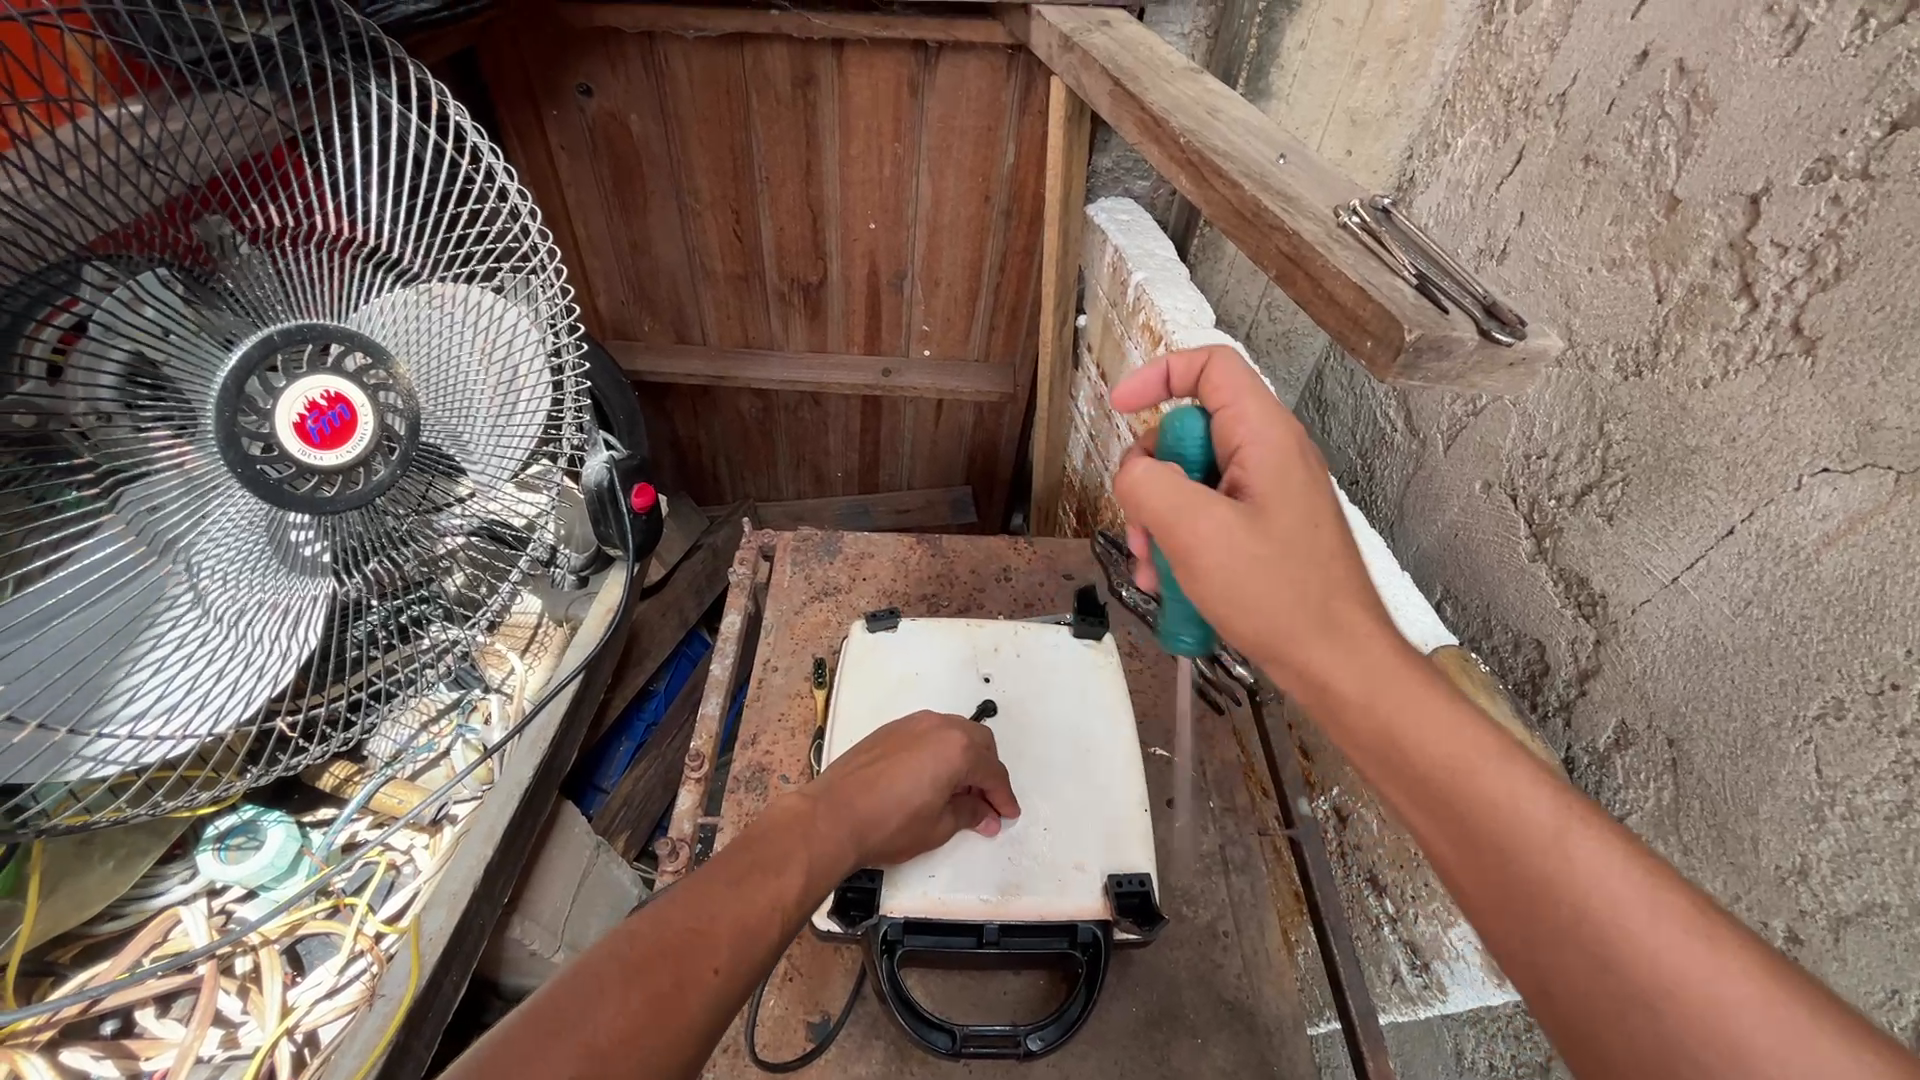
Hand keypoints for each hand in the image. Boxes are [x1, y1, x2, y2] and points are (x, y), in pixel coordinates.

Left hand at [801, 710, 1021, 868]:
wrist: (832, 816)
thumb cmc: (889, 824)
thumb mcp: (938, 826)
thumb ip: (969, 813)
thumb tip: (986, 814)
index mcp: (958, 748)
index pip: (993, 771)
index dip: (1003, 796)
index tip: (1007, 814)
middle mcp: (938, 726)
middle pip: (979, 743)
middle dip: (987, 771)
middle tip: (986, 803)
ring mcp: (912, 724)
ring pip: (953, 733)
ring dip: (964, 758)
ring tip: (959, 791)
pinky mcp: (890, 730)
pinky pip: (928, 734)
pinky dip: (940, 751)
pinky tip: (932, 777)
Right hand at [1111, 346, 1405, 701]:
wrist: (1335, 662)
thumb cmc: (1277, 594)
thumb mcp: (1195, 533)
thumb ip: (1147, 485)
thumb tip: (1132, 473)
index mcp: (1263, 435)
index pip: (1211, 366)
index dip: (1159, 375)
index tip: (1119, 409)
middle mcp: (1267, 455)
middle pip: (1187, 434)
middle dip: (1150, 480)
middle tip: (1142, 529)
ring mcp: (1266, 495)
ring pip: (1189, 483)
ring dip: (1159, 523)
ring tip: (1153, 569)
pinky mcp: (1262, 529)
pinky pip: (1206, 518)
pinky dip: (1180, 545)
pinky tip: (1170, 585)